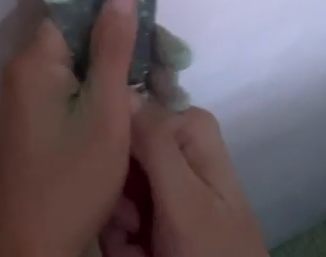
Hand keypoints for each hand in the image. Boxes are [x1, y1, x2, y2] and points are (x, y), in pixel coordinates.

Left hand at [0, 0, 139, 256]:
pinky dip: (98, 92)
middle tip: (168, 56)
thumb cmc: (73, 179)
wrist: (34, 254)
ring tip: (159, 80)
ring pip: (76, 67)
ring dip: (113, 70)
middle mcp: (22, 73)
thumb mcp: (105, 111)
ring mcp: (24, 102)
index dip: (111, 9)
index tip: (150, 17)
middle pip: (76, 38)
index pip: (74, 10)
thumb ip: (113, 47)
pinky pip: (68, 91)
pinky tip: (131, 104)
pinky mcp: (32, 125)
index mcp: (33, 61)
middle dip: (120, 42)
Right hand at [109, 101, 267, 256]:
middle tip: (133, 226)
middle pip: (121, 153)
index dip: (119, 147)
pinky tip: (139, 256)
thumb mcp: (185, 198)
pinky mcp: (154, 216)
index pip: (133, 112)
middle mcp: (177, 148)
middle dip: (118, 195)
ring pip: (114, 189)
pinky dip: (122, 242)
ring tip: (139, 248)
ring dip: (117, 224)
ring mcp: (164, 184)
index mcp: (191, 129)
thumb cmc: (211, 252)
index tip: (118, 182)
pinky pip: (117, 218)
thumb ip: (155, 142)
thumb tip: (121, 86)